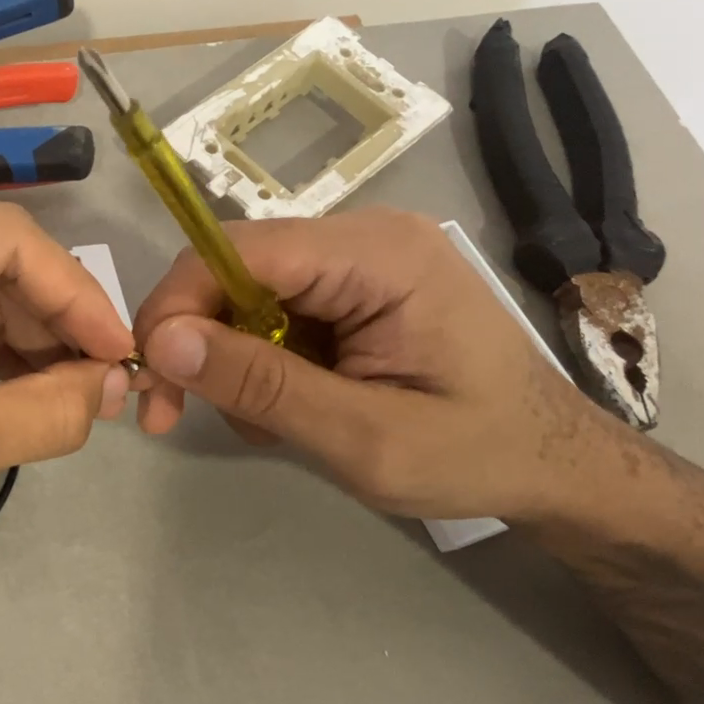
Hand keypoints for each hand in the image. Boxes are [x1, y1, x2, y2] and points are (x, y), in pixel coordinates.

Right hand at [133, 208, 623, 520]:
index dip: (176, 306)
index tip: (151, 380)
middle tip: (170, 414)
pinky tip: (286, 407)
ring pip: (240, 295)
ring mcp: (357, 261)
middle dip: (192, 341)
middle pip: (230, 269)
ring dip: (225, 361)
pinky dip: (255, 363)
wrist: (552, 465)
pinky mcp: (351, 289)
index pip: (235, 251)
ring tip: (262, 425)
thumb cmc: (475, 454)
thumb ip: (262, 385)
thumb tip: (163, 342)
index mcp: (378, 255)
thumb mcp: (361, 436)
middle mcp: (363, 237)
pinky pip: (268, 312)